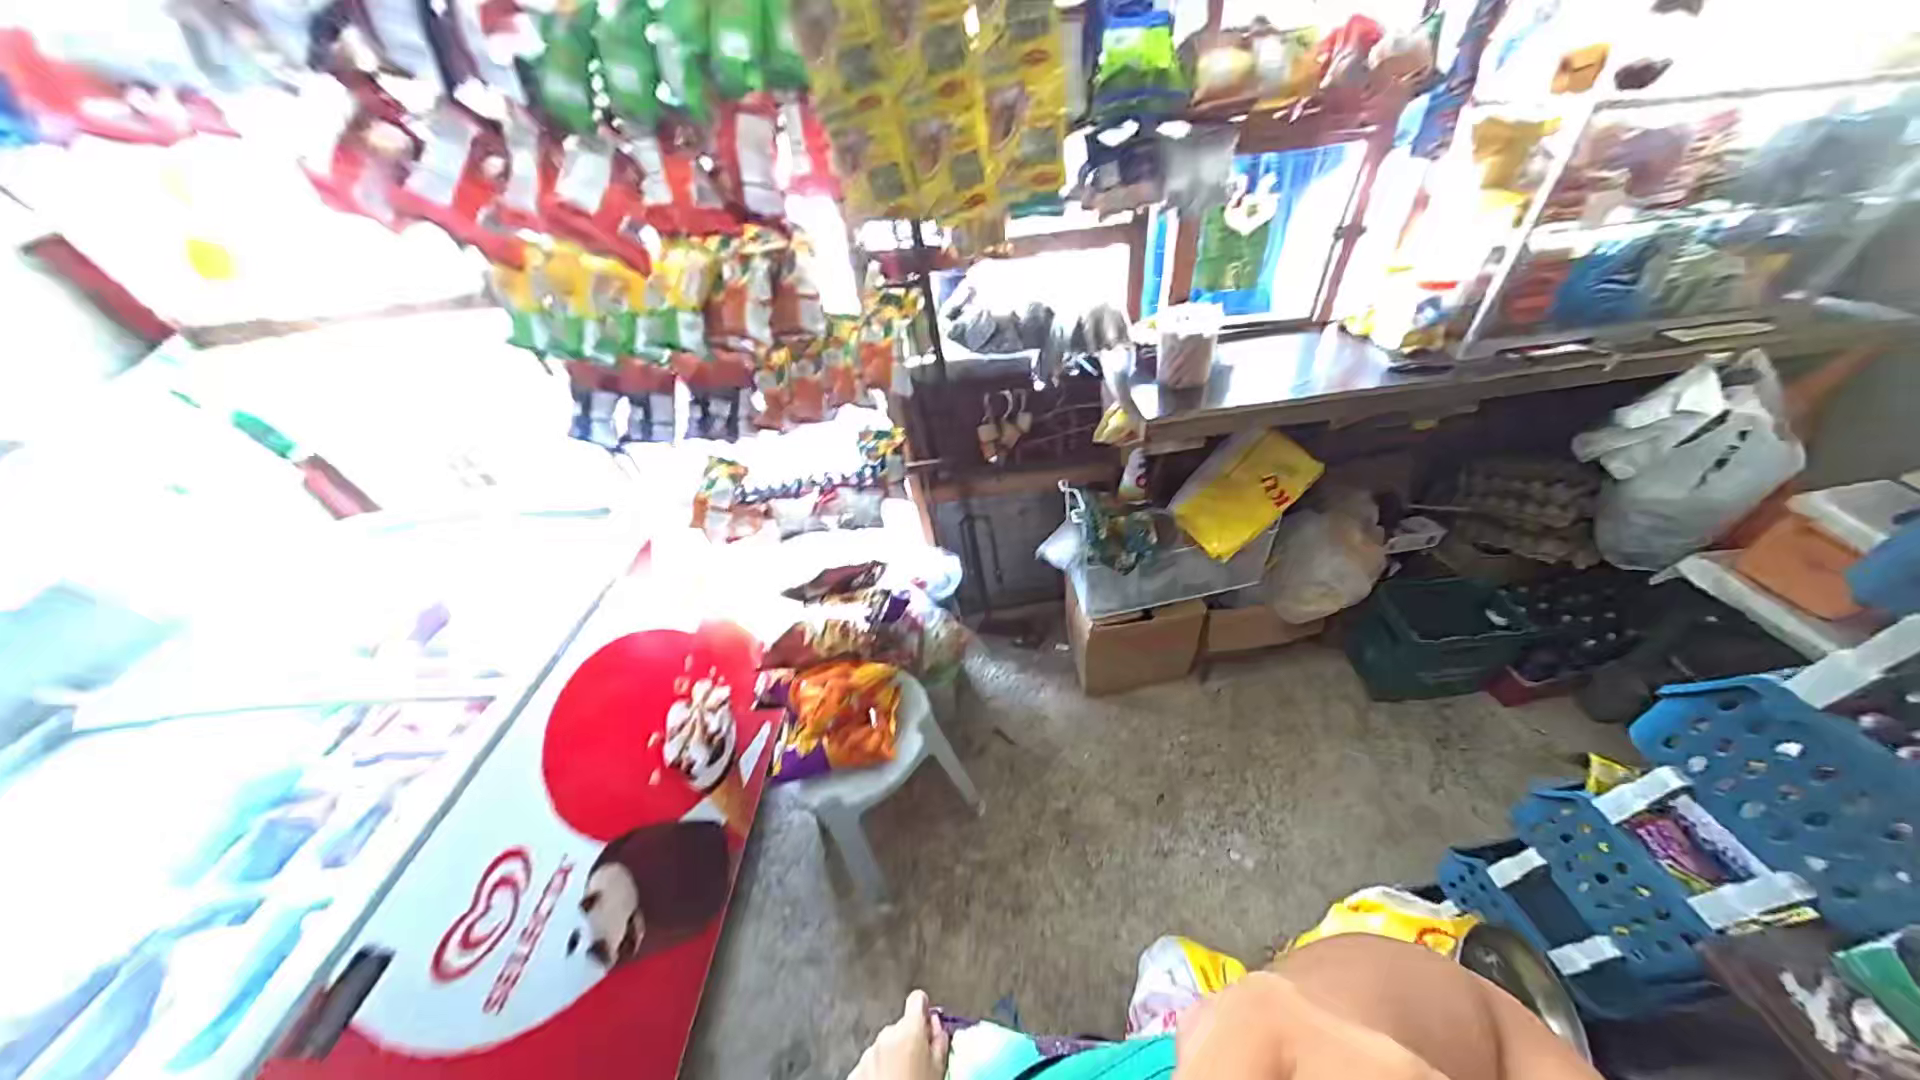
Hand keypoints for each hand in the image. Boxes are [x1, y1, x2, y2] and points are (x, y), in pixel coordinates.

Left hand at [848, 990, 949, 1079]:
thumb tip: (935, 1023)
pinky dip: (878, 1070)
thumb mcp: (939, 1069)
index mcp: (909, 1029)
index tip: (927, 1025)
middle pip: (901, 1026)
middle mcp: (886, 1034)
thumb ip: (940, 1039)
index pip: (918, 999)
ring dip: (892, 1056)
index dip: (924, 1010)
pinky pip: (871, 1063)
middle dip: (908, 1039)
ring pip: (885, 1045)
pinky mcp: (855, 1072)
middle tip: (917, 1065)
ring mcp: (868, 1053)